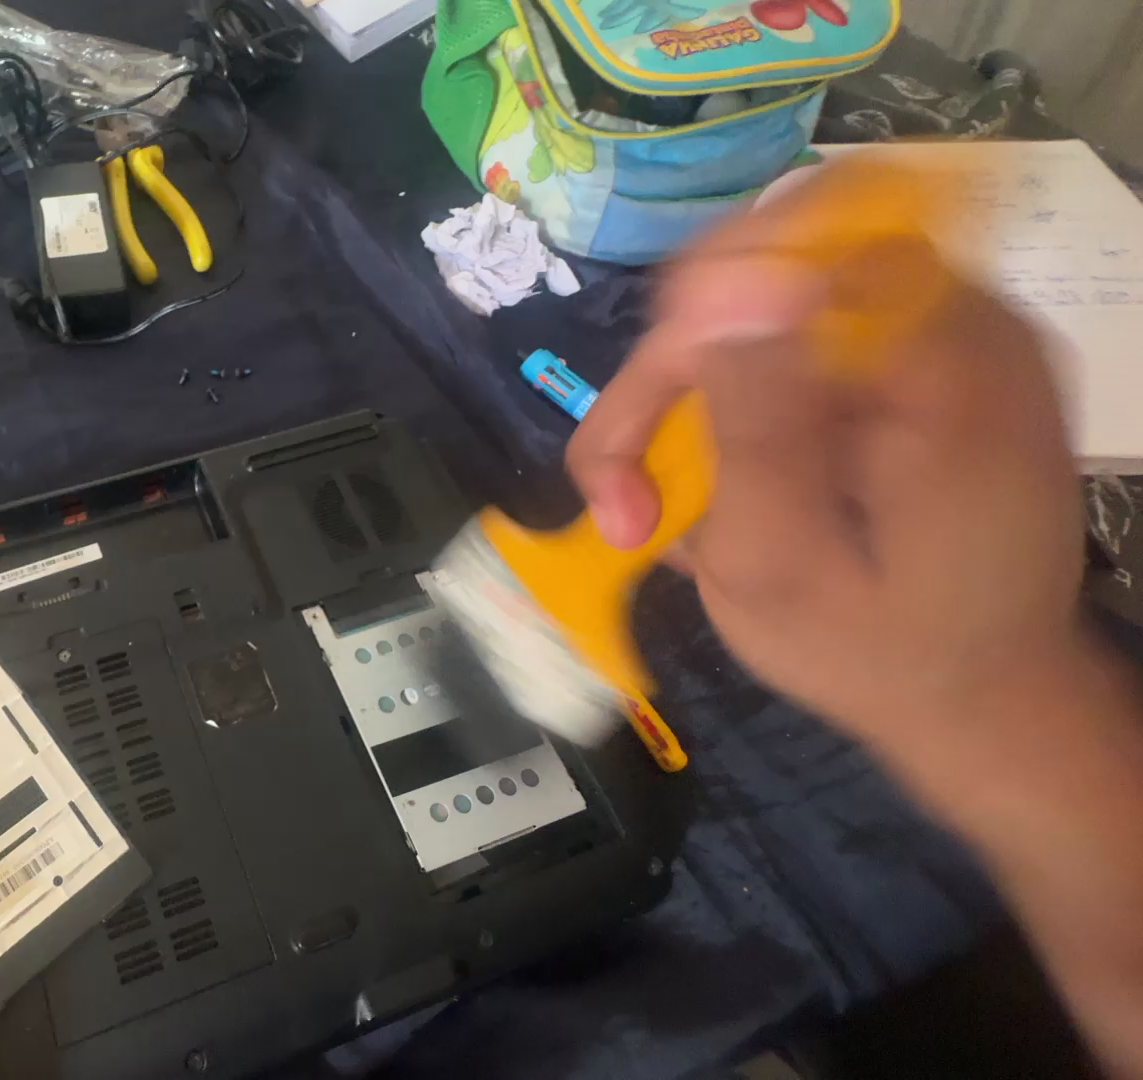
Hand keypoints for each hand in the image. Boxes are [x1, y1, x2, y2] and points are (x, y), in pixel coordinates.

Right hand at [566, 170, 1084, 749]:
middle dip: (654, 393)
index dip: (694, 309)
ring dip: (660, 418)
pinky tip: (698, 497)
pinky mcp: (874, 380)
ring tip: (646, 516)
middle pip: (742, 288)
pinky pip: (750, 361)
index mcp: (940, 361)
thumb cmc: (873, 650)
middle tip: (624, 501)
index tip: (642, 423)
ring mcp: (905, 351)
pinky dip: (694, 425)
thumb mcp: (785, 559)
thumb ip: (753, 424)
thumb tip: (720, 286)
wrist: (967, 695)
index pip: (798, 241)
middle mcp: (935, 328)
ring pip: (726, 326)